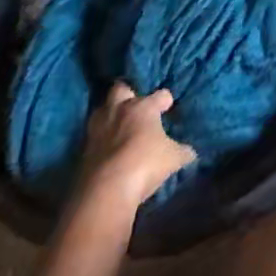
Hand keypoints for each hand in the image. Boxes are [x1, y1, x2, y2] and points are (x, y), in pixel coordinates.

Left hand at [73, 82, 195, 213]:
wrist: (108, 187)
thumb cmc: (146, 163)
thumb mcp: (173, 159)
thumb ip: (183, 152)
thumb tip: (190, 151)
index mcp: (143, 107)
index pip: (159, 95)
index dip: (164, 99)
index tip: (167, 104)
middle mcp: (119, 109)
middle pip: (121, 89)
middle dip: (129, 94)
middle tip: (137, 107)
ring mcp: (99, 126)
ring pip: (104, 108)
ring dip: (112, 114)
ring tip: (120, 125)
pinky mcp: (85, 145)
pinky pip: (95, 133)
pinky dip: (102, 137)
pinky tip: (109, 147)